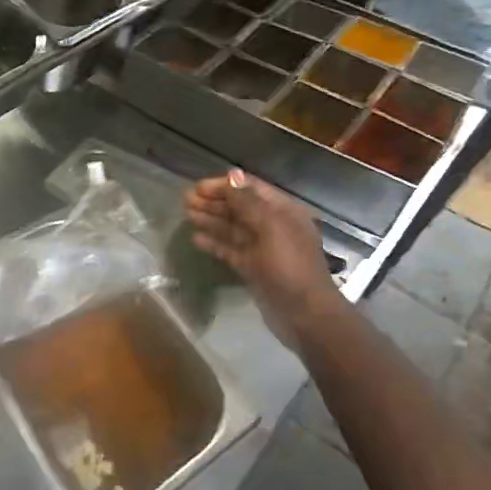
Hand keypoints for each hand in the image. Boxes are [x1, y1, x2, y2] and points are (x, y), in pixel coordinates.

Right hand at [185, 170, 344, 350]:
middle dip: (214, 202)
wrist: (304, 314)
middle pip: (240, 208)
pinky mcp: (254, 270)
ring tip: (187, 214)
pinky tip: (197, 239)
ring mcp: (263, 250)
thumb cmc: (290, 266)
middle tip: (185, 199)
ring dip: (211, 220)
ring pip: (233, 229)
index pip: (251, 189)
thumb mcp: (271, 227)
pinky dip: (215, 244)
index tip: (198, 186)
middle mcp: (273, 226)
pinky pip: (231, 251)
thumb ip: (248, 202)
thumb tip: (231, 176)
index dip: (225, 185)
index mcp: (283, 211)